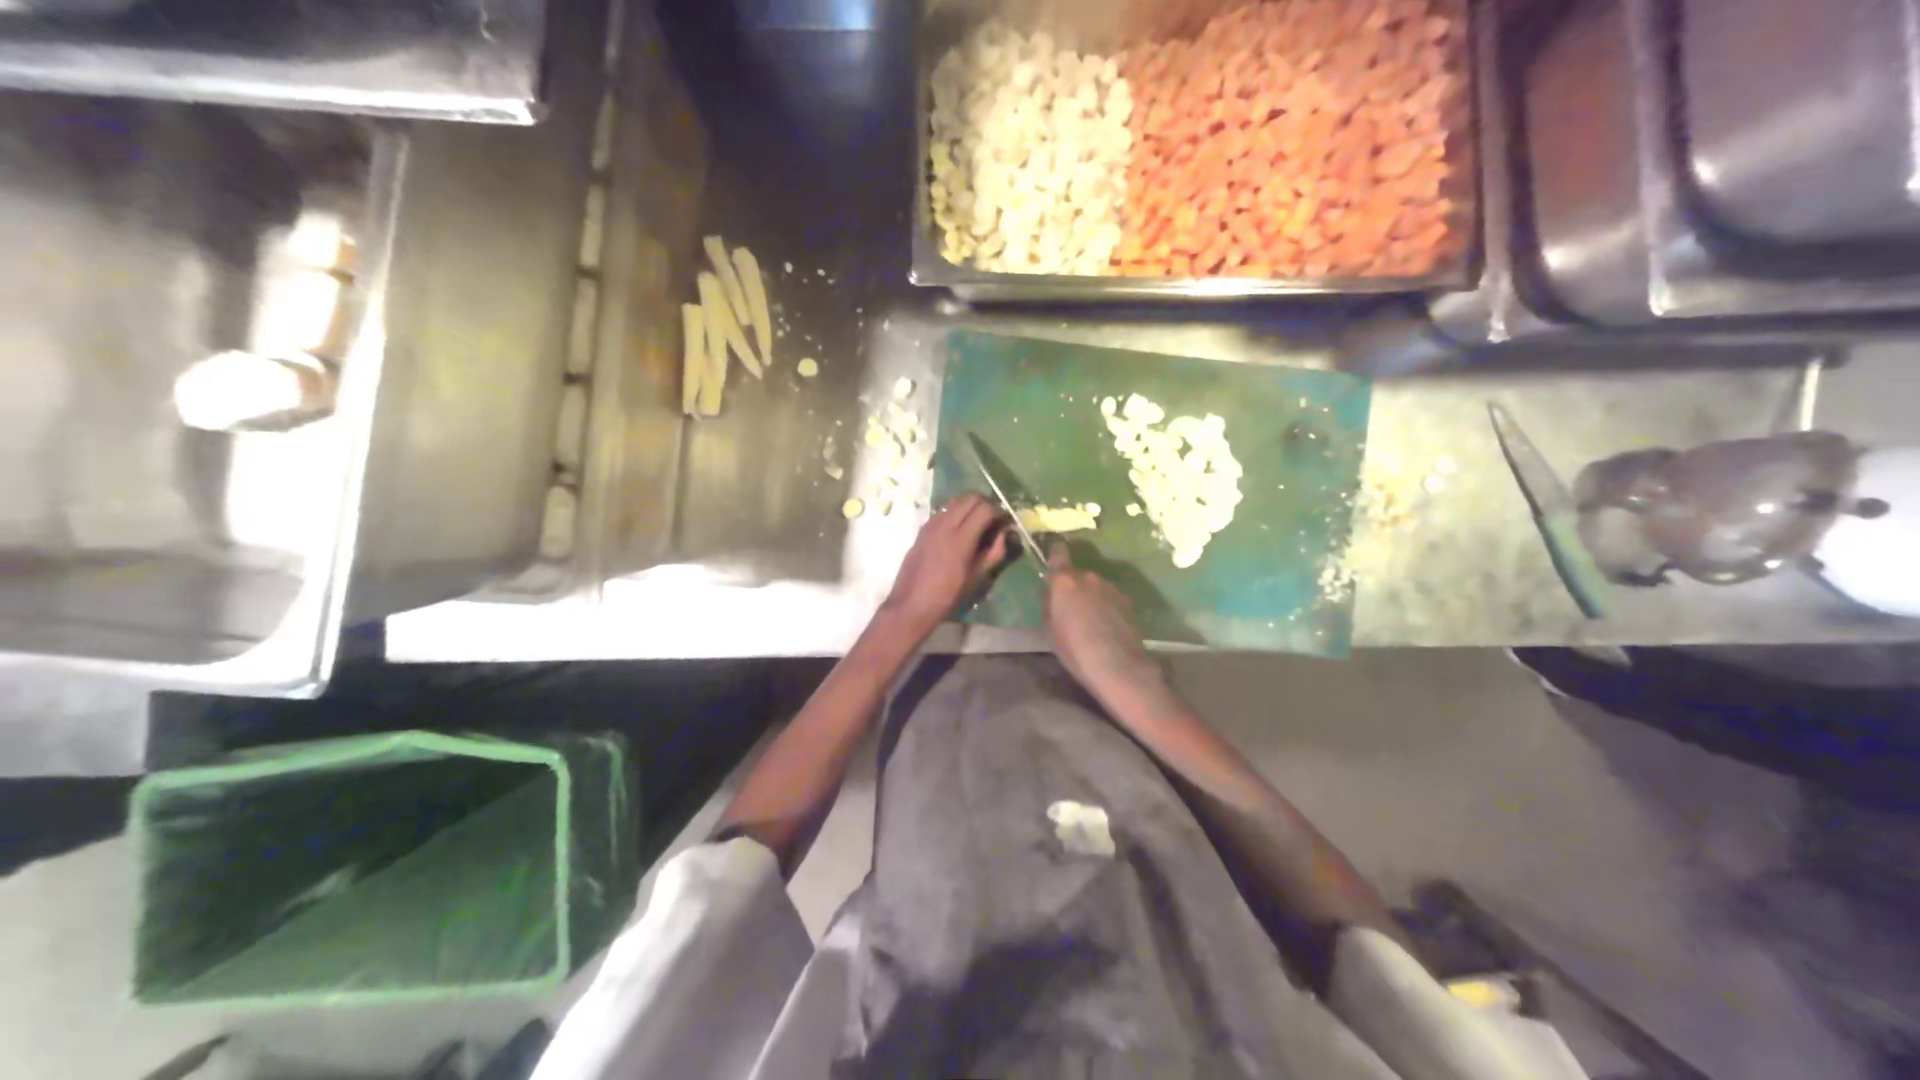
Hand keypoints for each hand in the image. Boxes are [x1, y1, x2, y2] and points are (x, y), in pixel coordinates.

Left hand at [881, 493, 1010, 636]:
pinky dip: (955, 513)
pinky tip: (959, 530)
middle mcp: (945, 525)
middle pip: (970, 498)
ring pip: (955, 501)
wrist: (911, 604)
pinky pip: (943, 511)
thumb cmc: (948, 596)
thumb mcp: (977, 577)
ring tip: (977, 523)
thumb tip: (1004, 533)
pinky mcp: (922, 529)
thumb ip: (994, 552)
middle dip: (986, 504)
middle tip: (993, 519)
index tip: (1005, 522)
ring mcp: (931, 525)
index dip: (999, 512)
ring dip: (969, 506)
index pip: (985, 509)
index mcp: (961, 539)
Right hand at [1044, 543, 1165, 704]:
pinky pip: (1110, 599)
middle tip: (1071, 609)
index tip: (1054, 557)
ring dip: (1091, 598)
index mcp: (1065, 581)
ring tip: (1091, 623)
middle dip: (1074, 587)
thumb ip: (1051, 603)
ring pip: (1095, 587)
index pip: (1058, 554)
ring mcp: (1111, 588)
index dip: (1056, 554)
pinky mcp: (1127, 601)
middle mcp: (1089, 577)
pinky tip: (1106, 628)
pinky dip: (1106, 608)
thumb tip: (1055, 593)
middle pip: (1078, 576)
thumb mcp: (1049, 628)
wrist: (1116, 666)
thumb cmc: (1074, 649)